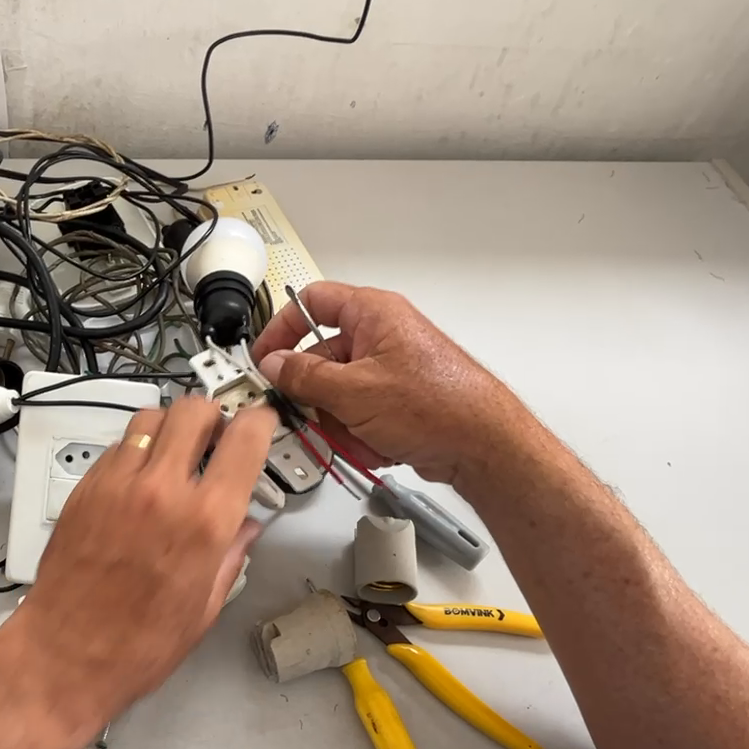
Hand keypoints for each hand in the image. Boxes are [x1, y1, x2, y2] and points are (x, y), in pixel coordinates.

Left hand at [0, 398, 278, 738]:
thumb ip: (231, 555)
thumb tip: (246, 525)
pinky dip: (136, 449)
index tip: (260, 422)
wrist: (65, 654)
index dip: (260, 422)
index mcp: (204, 521)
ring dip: (171, 426)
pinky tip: (139, 478)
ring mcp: (117, 483)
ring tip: (175, 452)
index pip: (243, 440)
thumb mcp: (205, 606)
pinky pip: (117, 446)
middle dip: (213, 416)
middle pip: (194, 410)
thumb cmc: (139, 644)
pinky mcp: (85, 488)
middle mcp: (161, 489)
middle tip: (215, 438)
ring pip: (151, 418)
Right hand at [251, 282, 505, 484]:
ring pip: (336, 392)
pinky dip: (360, 432)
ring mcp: (388, 369)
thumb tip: (275, 366)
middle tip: (310, 414)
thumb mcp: (354, 391)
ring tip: (359, 434)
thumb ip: (304, 376)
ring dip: (339, 420)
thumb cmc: (439, 406)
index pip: (311, 301)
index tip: (264, 357)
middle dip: (315, 394)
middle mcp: (381, 336)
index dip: (282, 327)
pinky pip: (357, 412)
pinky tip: (378, 444)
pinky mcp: (395, 400)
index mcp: (373, 314)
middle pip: (321, 357)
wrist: (484, 446)